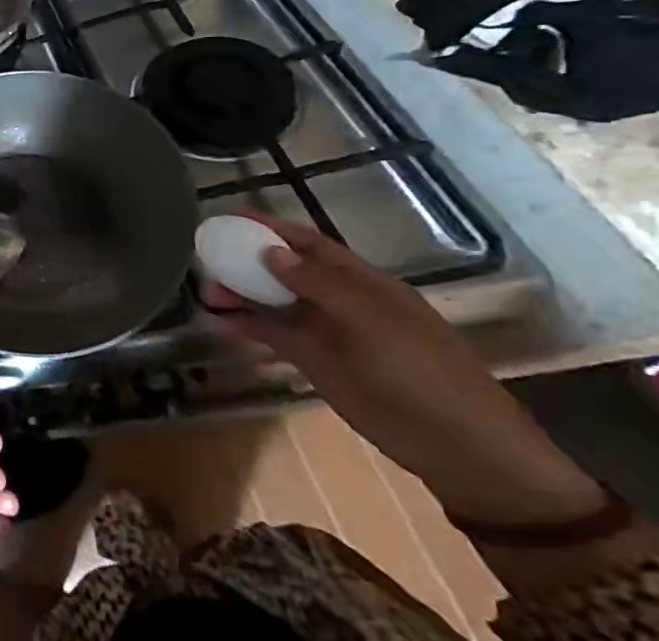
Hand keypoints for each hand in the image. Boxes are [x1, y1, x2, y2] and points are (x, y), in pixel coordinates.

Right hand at [203, 212, 606, 528]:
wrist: (453, 441)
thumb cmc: (421, 367)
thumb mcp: (372, 318)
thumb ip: (318, 284)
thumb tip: (270, 251)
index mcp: (360, 280)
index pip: (309, 243)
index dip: (273, 228)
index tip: (234, 217)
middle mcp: (337, 299)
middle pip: (284, 270)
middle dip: (247, 259)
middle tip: (207, 254)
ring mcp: (324, 332)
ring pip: (273, 303)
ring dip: (241, 293)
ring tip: (204, 288)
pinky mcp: (313, 362)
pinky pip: (273, 336)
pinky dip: (246, 326)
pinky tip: (219, 320)